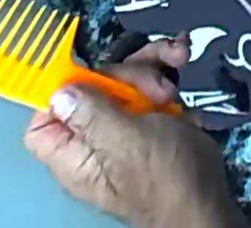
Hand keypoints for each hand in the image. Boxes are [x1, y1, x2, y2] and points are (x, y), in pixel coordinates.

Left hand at [23, 37, 242, 227]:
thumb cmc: (162, 174)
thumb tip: (56, 93)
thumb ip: (92, 116)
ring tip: (179, 61)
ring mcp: (126, 123)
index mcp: (76, 152)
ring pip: (126, 75)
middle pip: (95, 85)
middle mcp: (96, 136)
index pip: (45, 121)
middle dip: (128, 72)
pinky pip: (152, 77)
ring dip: (154, 63)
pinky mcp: (152, 113)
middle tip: (155, 85)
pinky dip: (167, 64)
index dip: (59, 93)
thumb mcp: (127, 144)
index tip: (87, 71)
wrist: (205, 194)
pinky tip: (183, 57)